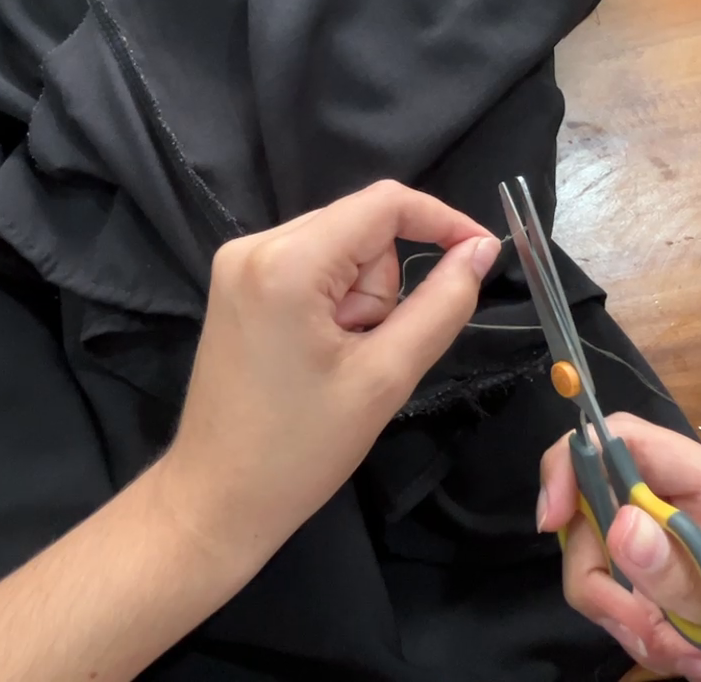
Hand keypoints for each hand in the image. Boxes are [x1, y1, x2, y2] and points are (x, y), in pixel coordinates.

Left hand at [160, 181, 503, 557]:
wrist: (217, 498)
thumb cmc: (301, 449)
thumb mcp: (386, 376)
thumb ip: (443, 303)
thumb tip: (481, 249)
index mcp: (288, 260)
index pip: (383, 203)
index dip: (442, 219)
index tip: (483, 252)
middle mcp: (256, 243)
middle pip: (360, 227)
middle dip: (383, 284)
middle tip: (366, 350)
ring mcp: (239, 260)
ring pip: (340, 246)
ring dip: (358, 297)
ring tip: (338, 357)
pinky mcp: (237, 280)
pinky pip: (311, 262)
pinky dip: (333, 298)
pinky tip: (318, 349)